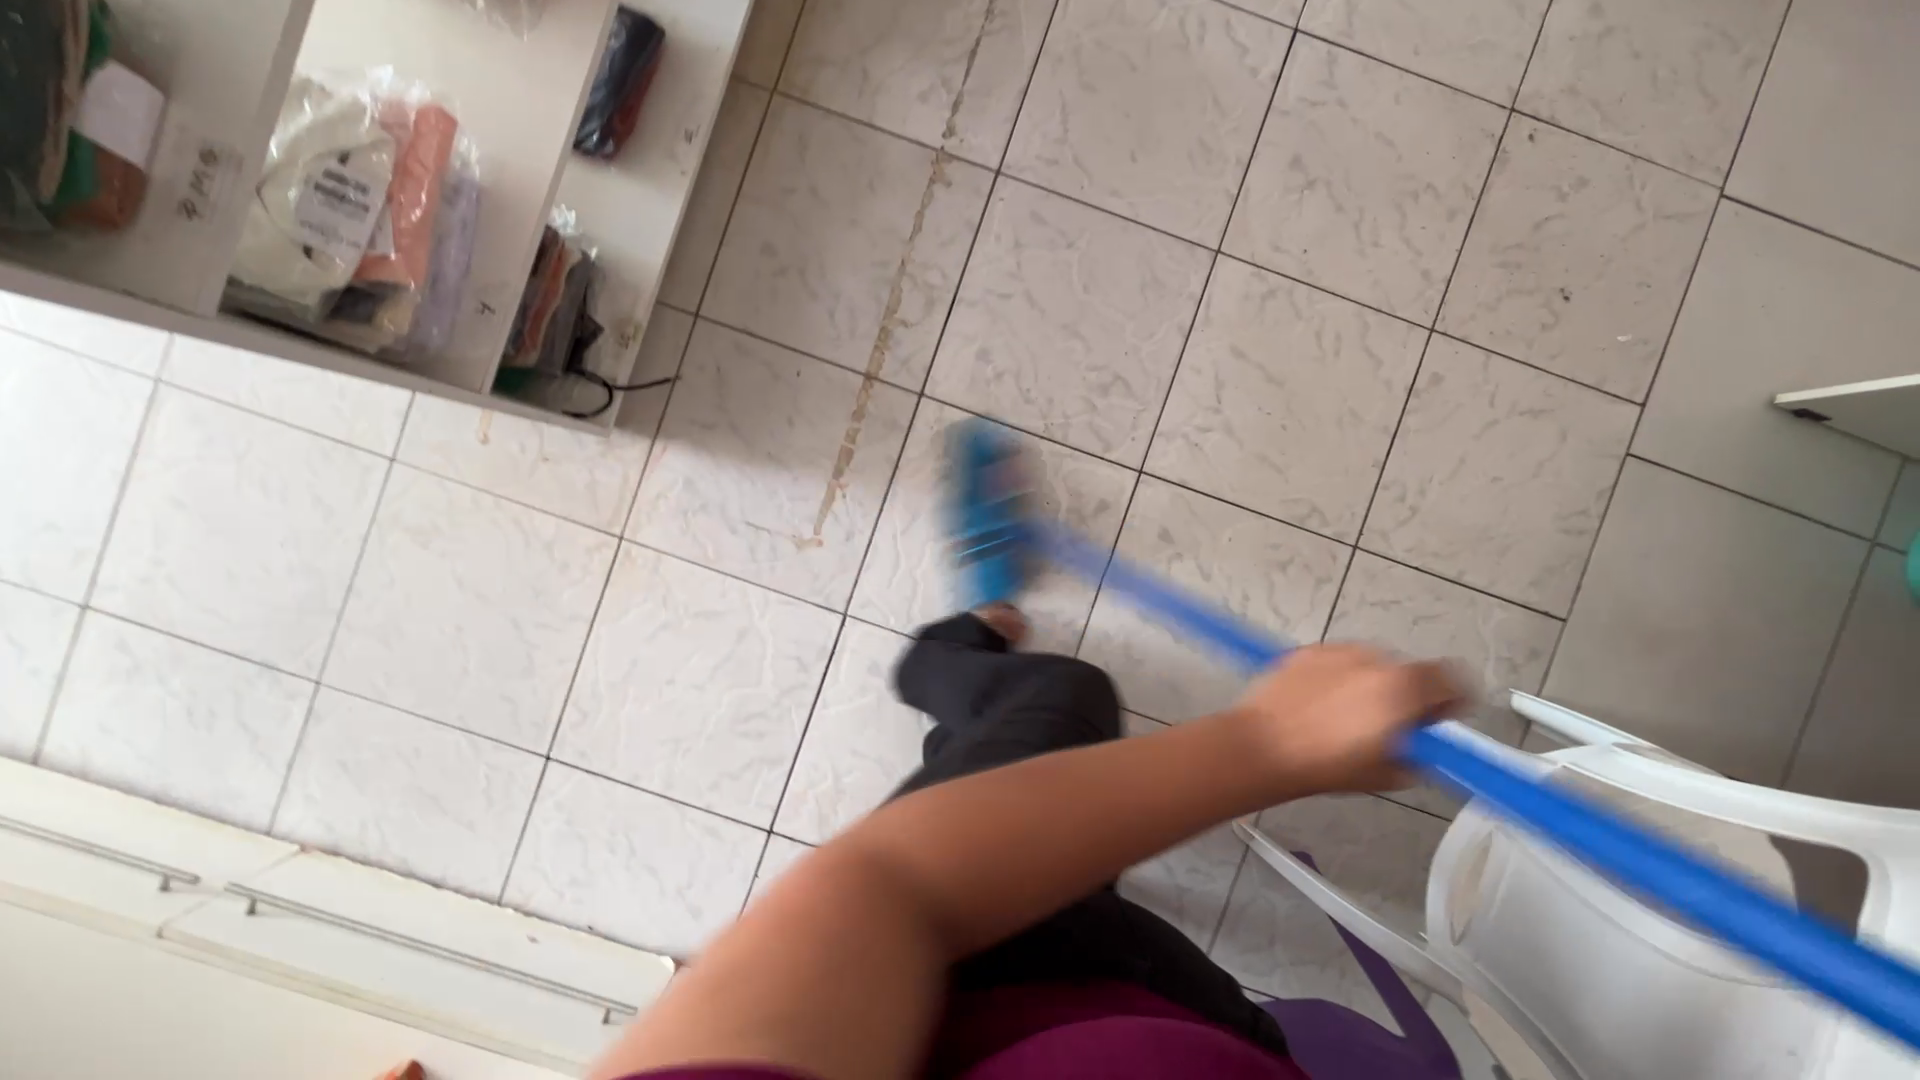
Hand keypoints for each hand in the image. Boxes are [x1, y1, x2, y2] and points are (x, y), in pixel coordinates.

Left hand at [1232, 645, 1469, 794]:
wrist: (1262, 746)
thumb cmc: (1326, 765)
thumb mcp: (1387, 772)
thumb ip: (1416, 754)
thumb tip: (1418, 747)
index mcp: (1403, 688)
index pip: (1452, 678)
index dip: (1449, 699)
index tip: (1437, 717)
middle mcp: (1374, 660)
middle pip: (1409, 670)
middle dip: (1406, 693)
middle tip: (1388, 722)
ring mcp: (1337, 651)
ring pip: (1371, 663)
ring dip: (1370, 682)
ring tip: (1346, 714)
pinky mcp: (1306, 650)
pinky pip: (1336, 661)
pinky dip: (1337, 676)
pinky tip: (1320, 702)